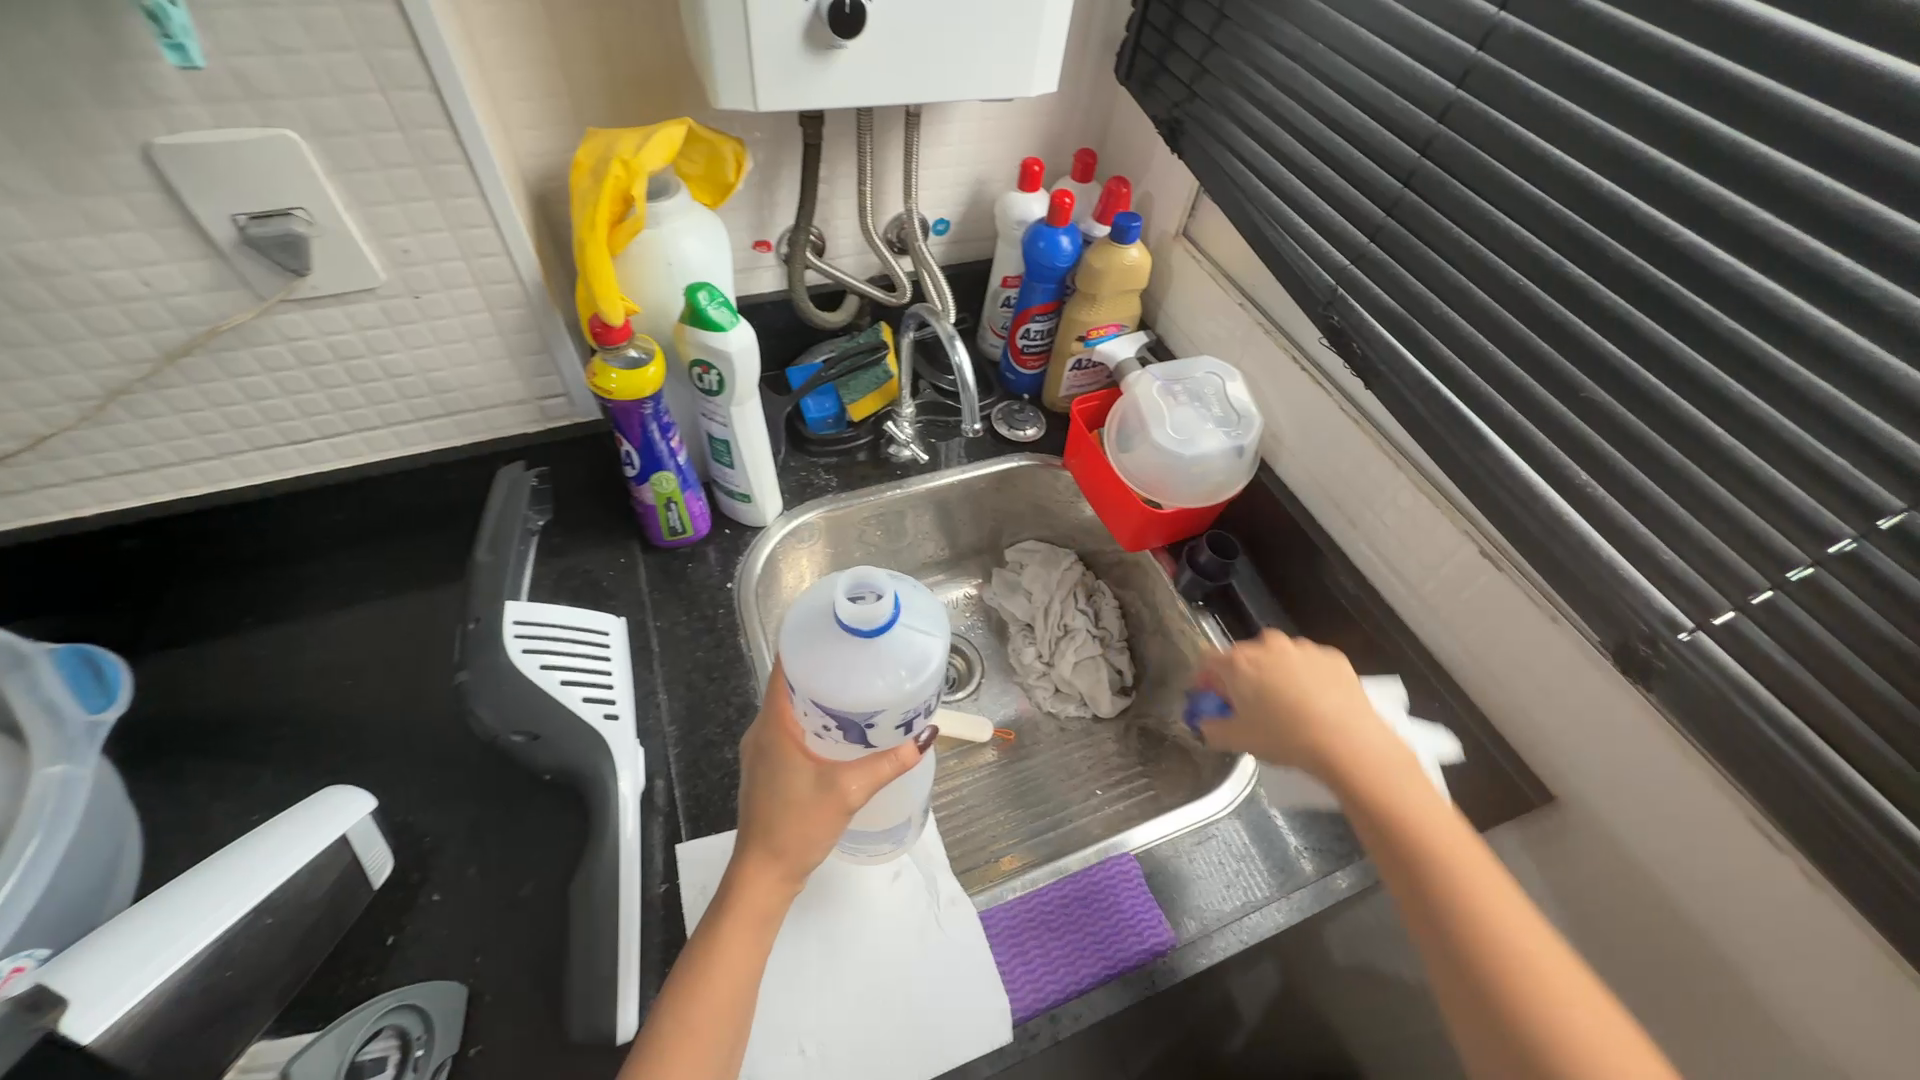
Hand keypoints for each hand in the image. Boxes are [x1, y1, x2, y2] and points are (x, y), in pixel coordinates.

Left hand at [731, 661, 937, 892]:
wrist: (764, 875)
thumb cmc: (797, 825)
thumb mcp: (849, 791)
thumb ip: (889, 762)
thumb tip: (927, 735)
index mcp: (773, 724)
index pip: (784, 667)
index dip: (809, 645)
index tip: (840, 633)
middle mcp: (762, 731)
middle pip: (790, 686)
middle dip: (824, 670)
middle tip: (863, 661)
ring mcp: (762, 751)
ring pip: (791, 710)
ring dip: (820, 698)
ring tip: (859, 690)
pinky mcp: (768, 769)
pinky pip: (791, 731)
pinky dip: (815, 722)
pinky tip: (843, 731)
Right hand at [1194, 631, 1401, 779]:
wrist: (1347, 740)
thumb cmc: (1284, 737)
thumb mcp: (1238, 741)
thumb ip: (1211, 730)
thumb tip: (1204, 725)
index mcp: (1238, 662)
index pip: (1208, 661)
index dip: (1205, 680)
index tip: (1212, 700)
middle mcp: (1267, 645)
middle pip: (1243, 656)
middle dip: (1241, 677)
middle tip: (1249, 705)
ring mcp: (1302, 648)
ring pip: (1277, 658)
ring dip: (1274, 675)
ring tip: (1286, 706)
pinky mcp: (1332, 655)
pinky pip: (1308, 664)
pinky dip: (1305, 678)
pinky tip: (1315, 704)